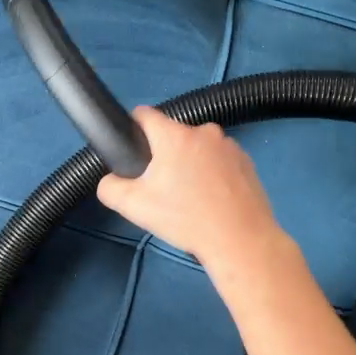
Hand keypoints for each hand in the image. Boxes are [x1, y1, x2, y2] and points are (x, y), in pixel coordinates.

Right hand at [96, 106, 286, 270]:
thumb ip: (109, 186)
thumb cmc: (184, 218)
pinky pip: (217, 160)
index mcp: (174, 136)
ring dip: (187, 163)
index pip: (144, 114)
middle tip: (159, 188)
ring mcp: (229, 145)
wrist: (240, 240)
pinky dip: (210, 173)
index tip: (132, 151)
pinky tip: (210, 199)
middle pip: (171, 135)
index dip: (131, 128)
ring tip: (187, 197)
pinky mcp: (246, 161)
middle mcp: (204, 131)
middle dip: (161, 155)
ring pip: (195, 148)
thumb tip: (111, 179)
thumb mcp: (131, 206)